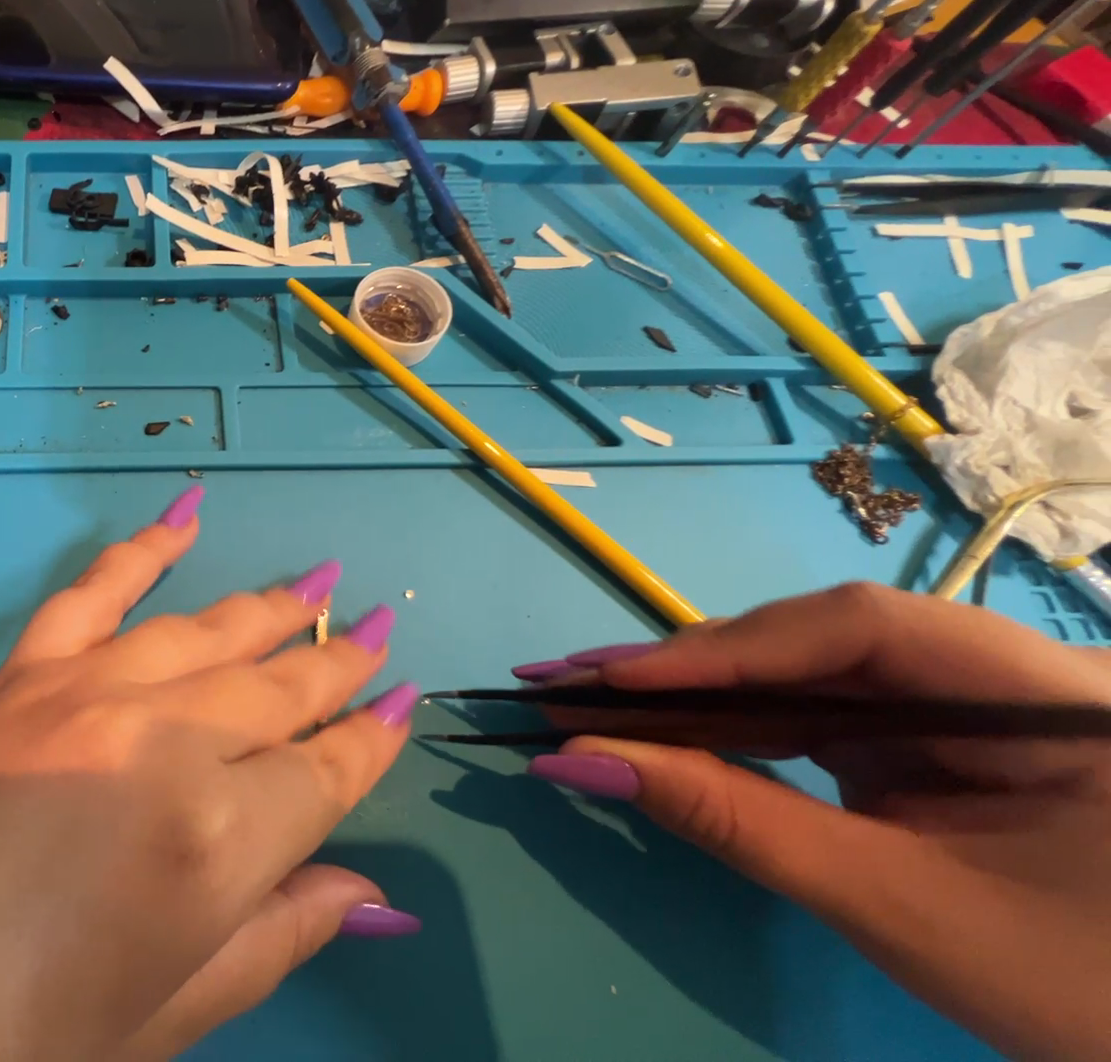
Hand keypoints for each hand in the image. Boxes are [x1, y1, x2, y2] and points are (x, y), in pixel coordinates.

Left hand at [0, 487, 419, 1060]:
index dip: (369, 741)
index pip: (326, 773)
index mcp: (215, 840)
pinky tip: (182, 520)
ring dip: (267, 607)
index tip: (401, 704)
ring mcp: (84, 690)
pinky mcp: (17, 672)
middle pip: (275, 687)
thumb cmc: (2, 1039)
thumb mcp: (158, 1018)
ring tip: (312, 585)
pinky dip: (142, 552)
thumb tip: (368, 892)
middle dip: (335, 663)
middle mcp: (162, 740)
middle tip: (375, 632)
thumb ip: (272, 939)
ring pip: (205, 631)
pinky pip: (94, 593)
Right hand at [516, 583, 1110, 1061]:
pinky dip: (729, 722)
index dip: (726, 647)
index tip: (616, 681)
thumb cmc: (1078, 995)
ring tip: (585, 695)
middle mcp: (1009, 674)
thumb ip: (732, 819)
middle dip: (687, 667)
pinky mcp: (922, 736)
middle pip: (816, 642)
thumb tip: (574, 759)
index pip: (860, 629)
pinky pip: (809, 711)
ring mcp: (962, 702)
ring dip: (692, 691)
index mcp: (1059, 697)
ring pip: (801, 672)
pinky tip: (657, 722)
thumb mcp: (892, 904)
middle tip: (566, 681)